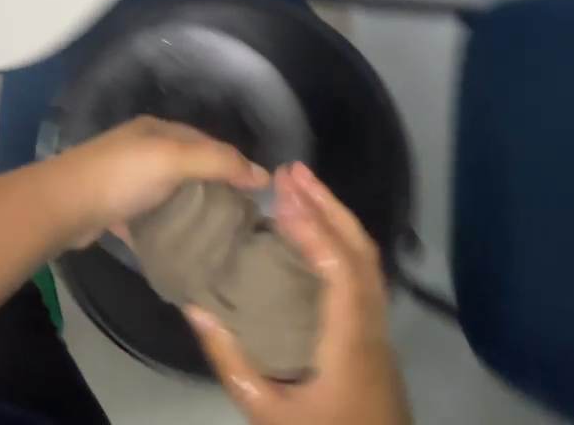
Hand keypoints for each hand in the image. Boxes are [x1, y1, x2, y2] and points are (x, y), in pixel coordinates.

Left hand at [49, 117, 268, 246]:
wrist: (64, 205)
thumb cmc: (121, 175)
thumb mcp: (173, 158)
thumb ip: (217, 162)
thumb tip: (263, 175)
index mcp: (155, 130)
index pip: (206, 142)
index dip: (234, 164)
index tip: (261, 196)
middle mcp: (142, 149)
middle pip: (190, 168)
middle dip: (217, 190)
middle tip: (247, 222)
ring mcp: (127, 180)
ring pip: (172, 194)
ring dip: (194, 212)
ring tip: (225, 238)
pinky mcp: (117, 209)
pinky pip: (153, 218)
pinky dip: (171, 230)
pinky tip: (189, 248)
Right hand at [186, 164, 410, 424]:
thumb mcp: (268, 414)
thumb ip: (231, 362)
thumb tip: (194, 308)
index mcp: (351, 342)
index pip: (341, 270)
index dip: (314, 229)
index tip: (280, 198)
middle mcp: (373, 328)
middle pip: (363, 254)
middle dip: (328, 206)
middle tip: (290, 172)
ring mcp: (379, 331)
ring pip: (368, 262)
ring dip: (336, 219)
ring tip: (299, 188)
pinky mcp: (374, 336)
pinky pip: (363, 274)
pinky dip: (339, 241)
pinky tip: (310, 234)